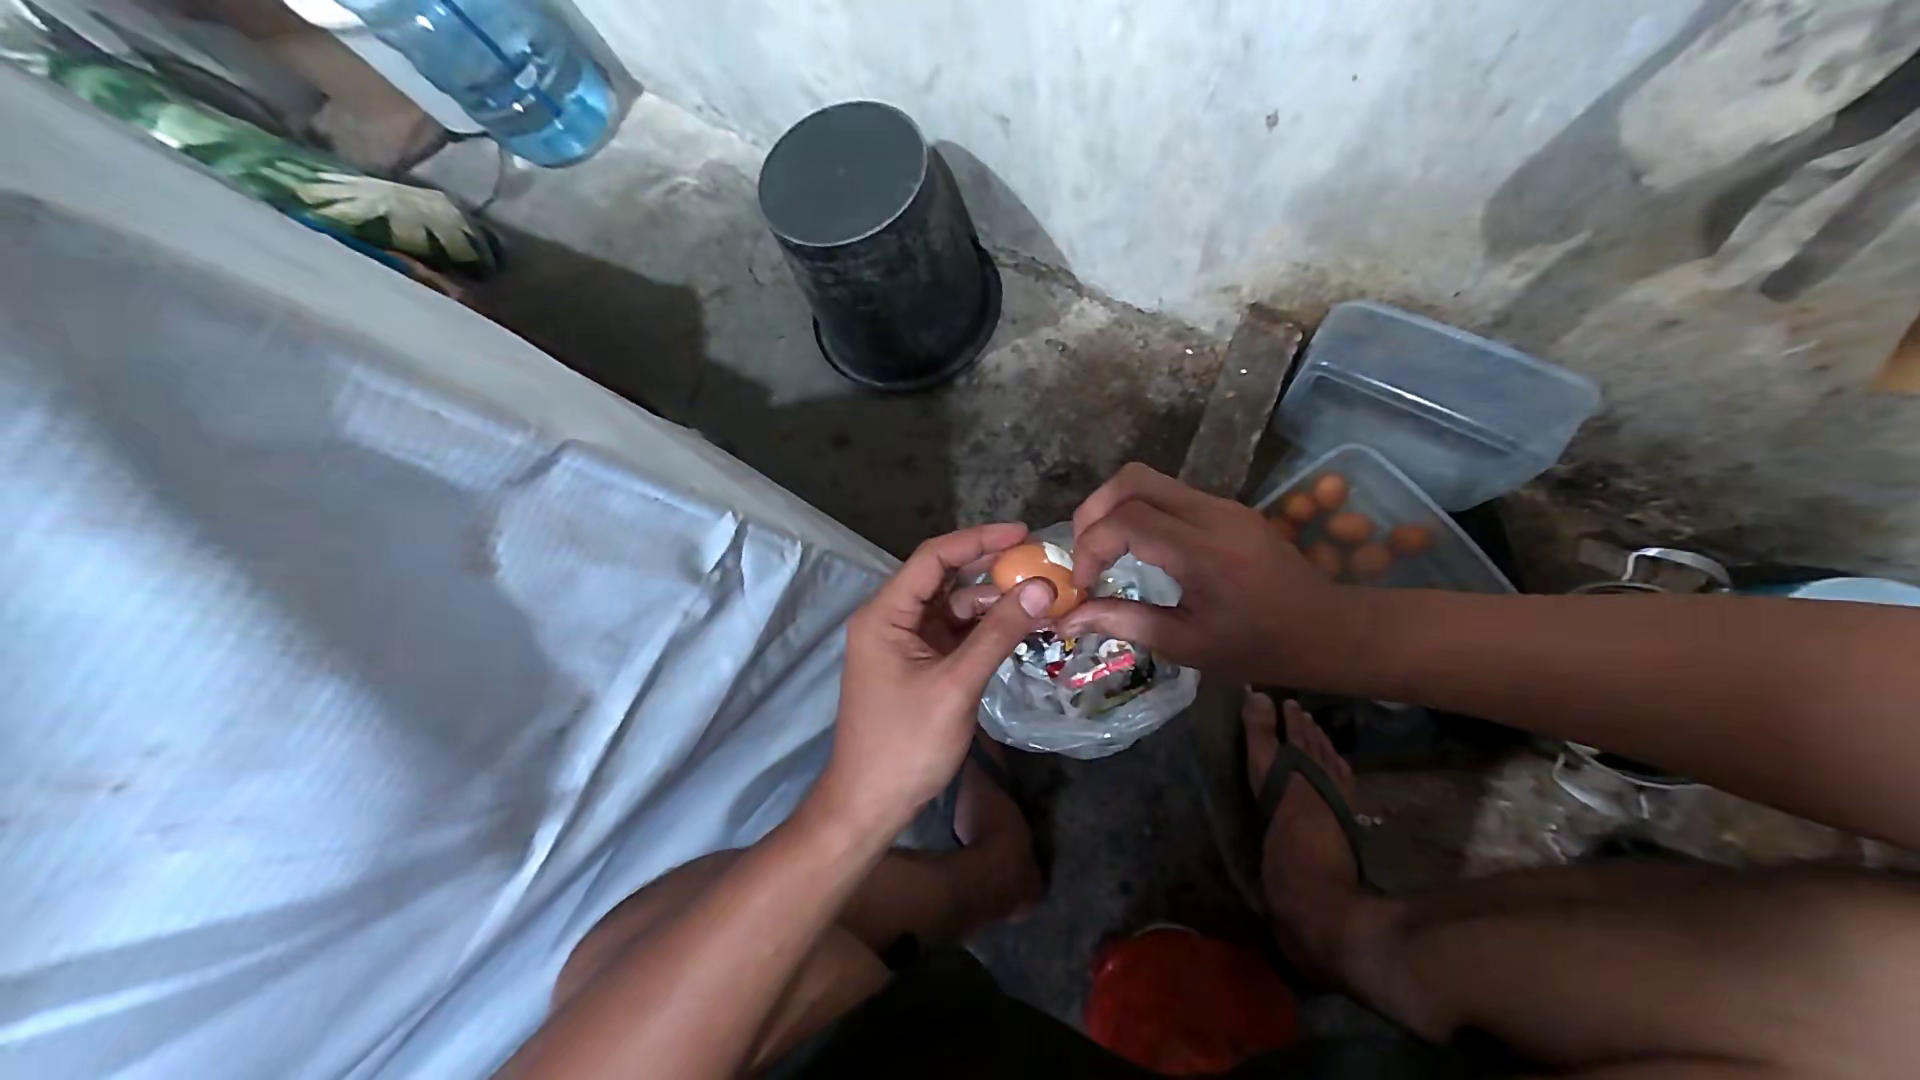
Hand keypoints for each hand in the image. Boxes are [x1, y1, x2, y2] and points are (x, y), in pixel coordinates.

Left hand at [816, 523, 1056, 833]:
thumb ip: (998, 632)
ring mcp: (906, 643)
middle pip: (945, 578)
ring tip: (1042, 598)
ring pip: (955, 607)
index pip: (933, 558)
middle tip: (1040, 562)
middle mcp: (892, 619)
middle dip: (991, 569)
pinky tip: (1020, 627)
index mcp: (885, 613)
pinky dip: (986, 629)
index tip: (1023, 533)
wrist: (870, 804)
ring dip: (994, 602)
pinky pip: (956, 634)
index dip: (978, 539)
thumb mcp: (956, 684)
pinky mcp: (920, 664)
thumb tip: (1042, 587)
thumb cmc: (906, 743)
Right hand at [1056, 464, 1371, 684]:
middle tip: (1084, 553)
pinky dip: (1137, 513)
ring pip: (1148, 480)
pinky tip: (1137, 551)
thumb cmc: (1258, 647)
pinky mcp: (1225, 508)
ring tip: (1104, 552)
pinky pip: (1168, 494)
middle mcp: (1211, 515)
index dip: (1091, 546)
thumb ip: (1125, 622)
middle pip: (1132, 480)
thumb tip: (1070, 618)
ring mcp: (1221, 505)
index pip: (1127, 521)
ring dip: (1113, 509)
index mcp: (1203, 553)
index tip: (1084, 584)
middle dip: (1093, 511)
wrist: (1329, 630)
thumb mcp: (1187, 644)